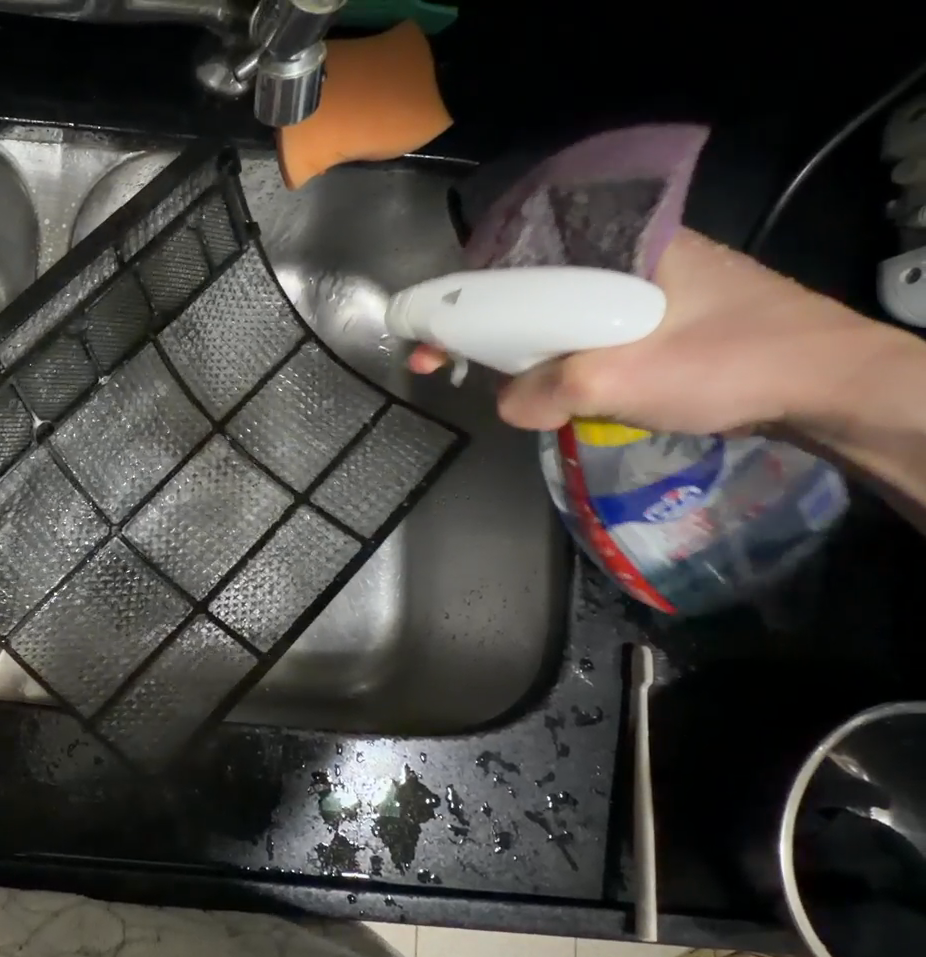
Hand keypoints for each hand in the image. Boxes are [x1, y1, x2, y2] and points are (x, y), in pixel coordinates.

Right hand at [408, 229, 910, 437]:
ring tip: (493, 385)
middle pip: (529, 286)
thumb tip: (505, 404)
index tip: (428, 331)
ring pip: (557, 315)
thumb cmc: (728, 362)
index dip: (460, 294)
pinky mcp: (663, 323)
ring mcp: (649, 290)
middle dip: (480, 326)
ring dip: (518, 350)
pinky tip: (549, 391)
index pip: (516, 254)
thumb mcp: (614, 381)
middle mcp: (630, 258)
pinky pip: (586, 336)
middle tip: (441, 364)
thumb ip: (540, 392)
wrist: (835, 386)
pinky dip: (556, 362)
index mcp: (620, 245)